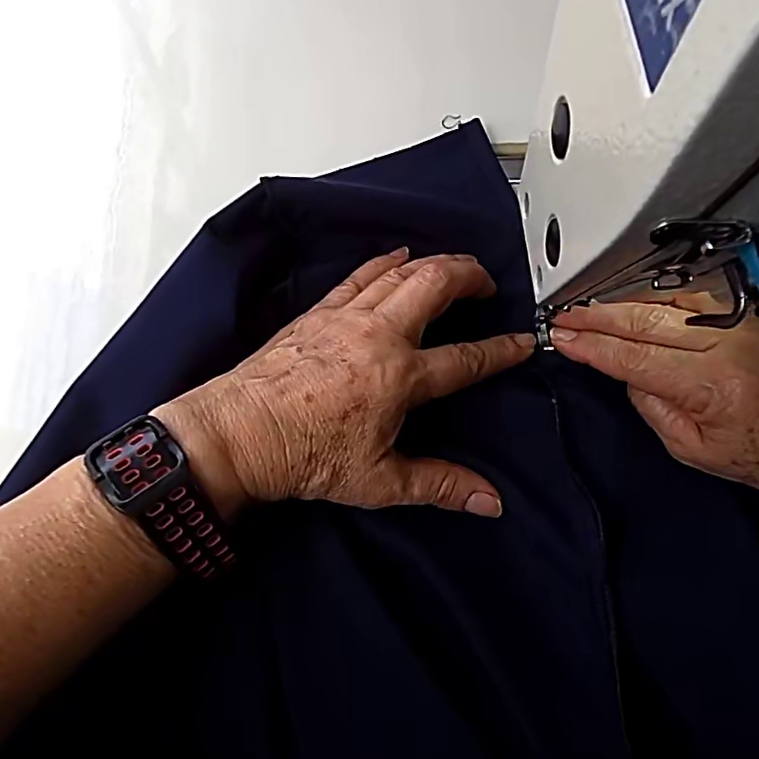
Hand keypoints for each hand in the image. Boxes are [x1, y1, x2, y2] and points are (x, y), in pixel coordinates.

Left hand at [157, 248, 534, 518]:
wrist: (238, 434)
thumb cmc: (299, 455)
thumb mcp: (378, 481)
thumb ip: (438, 484)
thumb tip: (485, 499)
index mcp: (398, 377)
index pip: (465, 358)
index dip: (500, 350)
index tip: (520, 343)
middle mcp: (376, 337)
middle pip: (436, 285)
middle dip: (470, 275)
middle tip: (486, 281)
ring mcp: (344, 320)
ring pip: (400, 273)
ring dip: (432, 262)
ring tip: (451, 265)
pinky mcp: (316, 315)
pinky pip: (358, 276)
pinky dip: (382, 263)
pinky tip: (393, 258)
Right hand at [546, 295, 758, 529]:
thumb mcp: (688, 446)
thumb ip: (650, 403)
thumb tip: (624, 371)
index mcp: (715, 384)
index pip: (632, 357)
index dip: (591, 346)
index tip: (563, 338)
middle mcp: (734, 345)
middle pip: (645, 320)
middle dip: (597, 318)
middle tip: (566, 318)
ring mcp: (748, 324)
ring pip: (668, 299)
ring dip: (622, 301)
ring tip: (589, 307)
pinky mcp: (754, 317)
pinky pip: (694, 296)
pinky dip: (656, 295)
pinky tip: (632, 298)